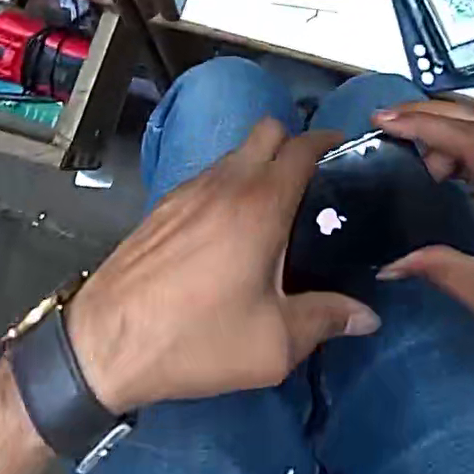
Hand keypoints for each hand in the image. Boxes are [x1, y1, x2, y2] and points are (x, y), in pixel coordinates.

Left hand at [65, 119, 379, 412]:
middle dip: (293, 141)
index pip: (301, 147)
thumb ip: (326, 320)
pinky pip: (211, 172)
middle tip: (309, 178)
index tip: (343, 148)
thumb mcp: (272, 344)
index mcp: (261, 204)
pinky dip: (230, 180)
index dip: (326, 140)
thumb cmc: (197, 338)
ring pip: (237, 149)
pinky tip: (228, 224)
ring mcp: (192, 186)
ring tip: (272, 205)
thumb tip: (367, 315)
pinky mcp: (167, 200)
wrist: (105, 340)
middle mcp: (228, 181)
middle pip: (267, 129)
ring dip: (259, 161)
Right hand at [373, 102, 473, 383]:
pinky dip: (467, 150)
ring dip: (449, 133)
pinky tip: (447, 170)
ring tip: (413, 154)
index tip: (384, 122)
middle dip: (430, 114)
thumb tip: (391, 264)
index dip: (423, 126)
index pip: (471, 139)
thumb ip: (443, 271)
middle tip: (388, 120)